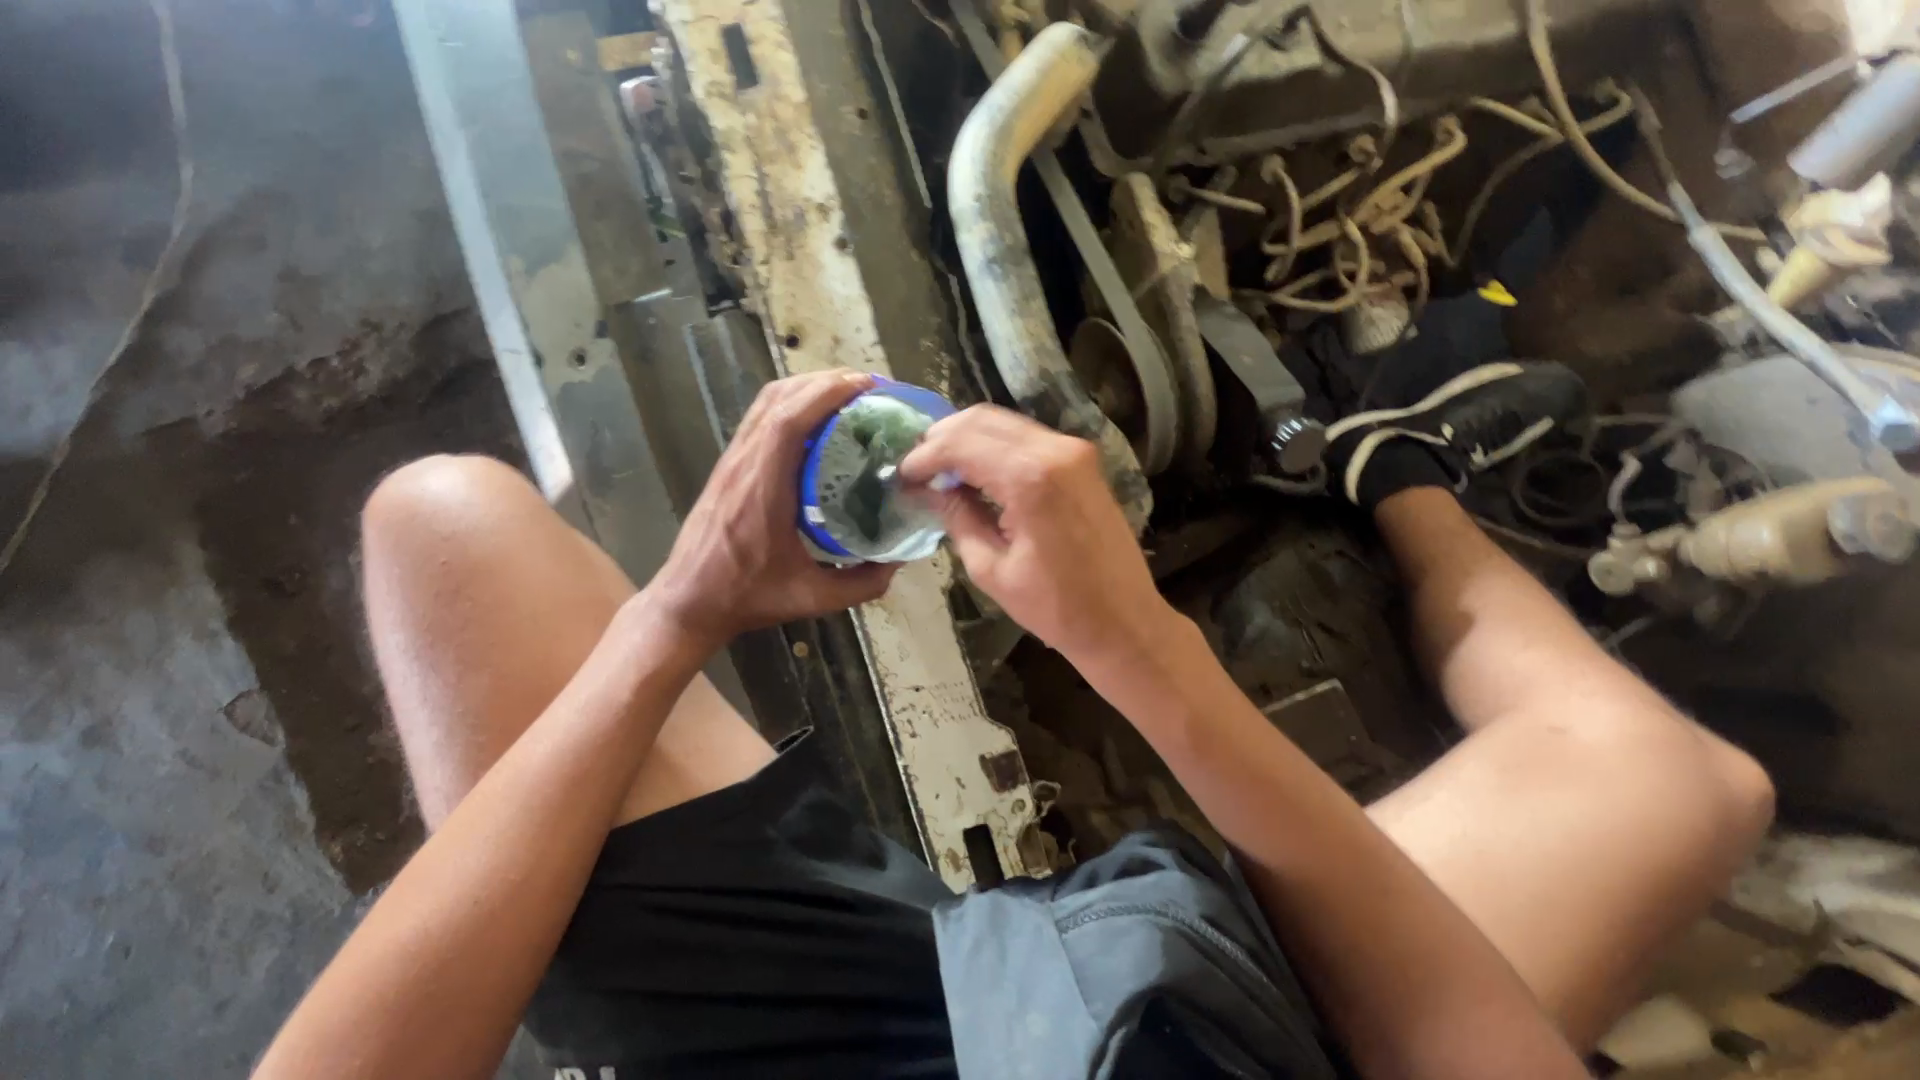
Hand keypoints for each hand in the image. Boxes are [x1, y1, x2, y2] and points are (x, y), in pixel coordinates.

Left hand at [650, 370, 897, 649]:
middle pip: (780, 399)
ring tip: (845, 393)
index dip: (827, 394)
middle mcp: (745, 465)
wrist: (689, 602)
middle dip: (824, 381)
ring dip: (805, 387)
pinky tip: (815, 416)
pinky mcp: (727, 466)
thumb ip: (862, 583)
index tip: (866, 386)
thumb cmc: (748, 597)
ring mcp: (732, 462)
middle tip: (867, 387)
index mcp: (764, 490)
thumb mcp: (813, 597)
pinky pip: (758, 418)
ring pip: (766, 403)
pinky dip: (789, 403)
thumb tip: (899, 561)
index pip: (790, 421)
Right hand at [900, 405, 1176, 663]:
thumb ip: (956, 516)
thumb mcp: (990, 567)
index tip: (902, 475)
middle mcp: (1054, 450)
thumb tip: (926, 490)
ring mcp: (1073, 451)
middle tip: (917, 468)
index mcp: (1029, 477)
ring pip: (1005, 423)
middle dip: (943, 439)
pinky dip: (996, 446)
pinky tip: (976, 471)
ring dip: (969, 439)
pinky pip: (1027, 438)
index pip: (960, 443)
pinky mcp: (1083, 460)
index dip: (925, 456)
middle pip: (982, 420)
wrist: (1122, 621)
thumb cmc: (1054, 607)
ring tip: (941, 470)